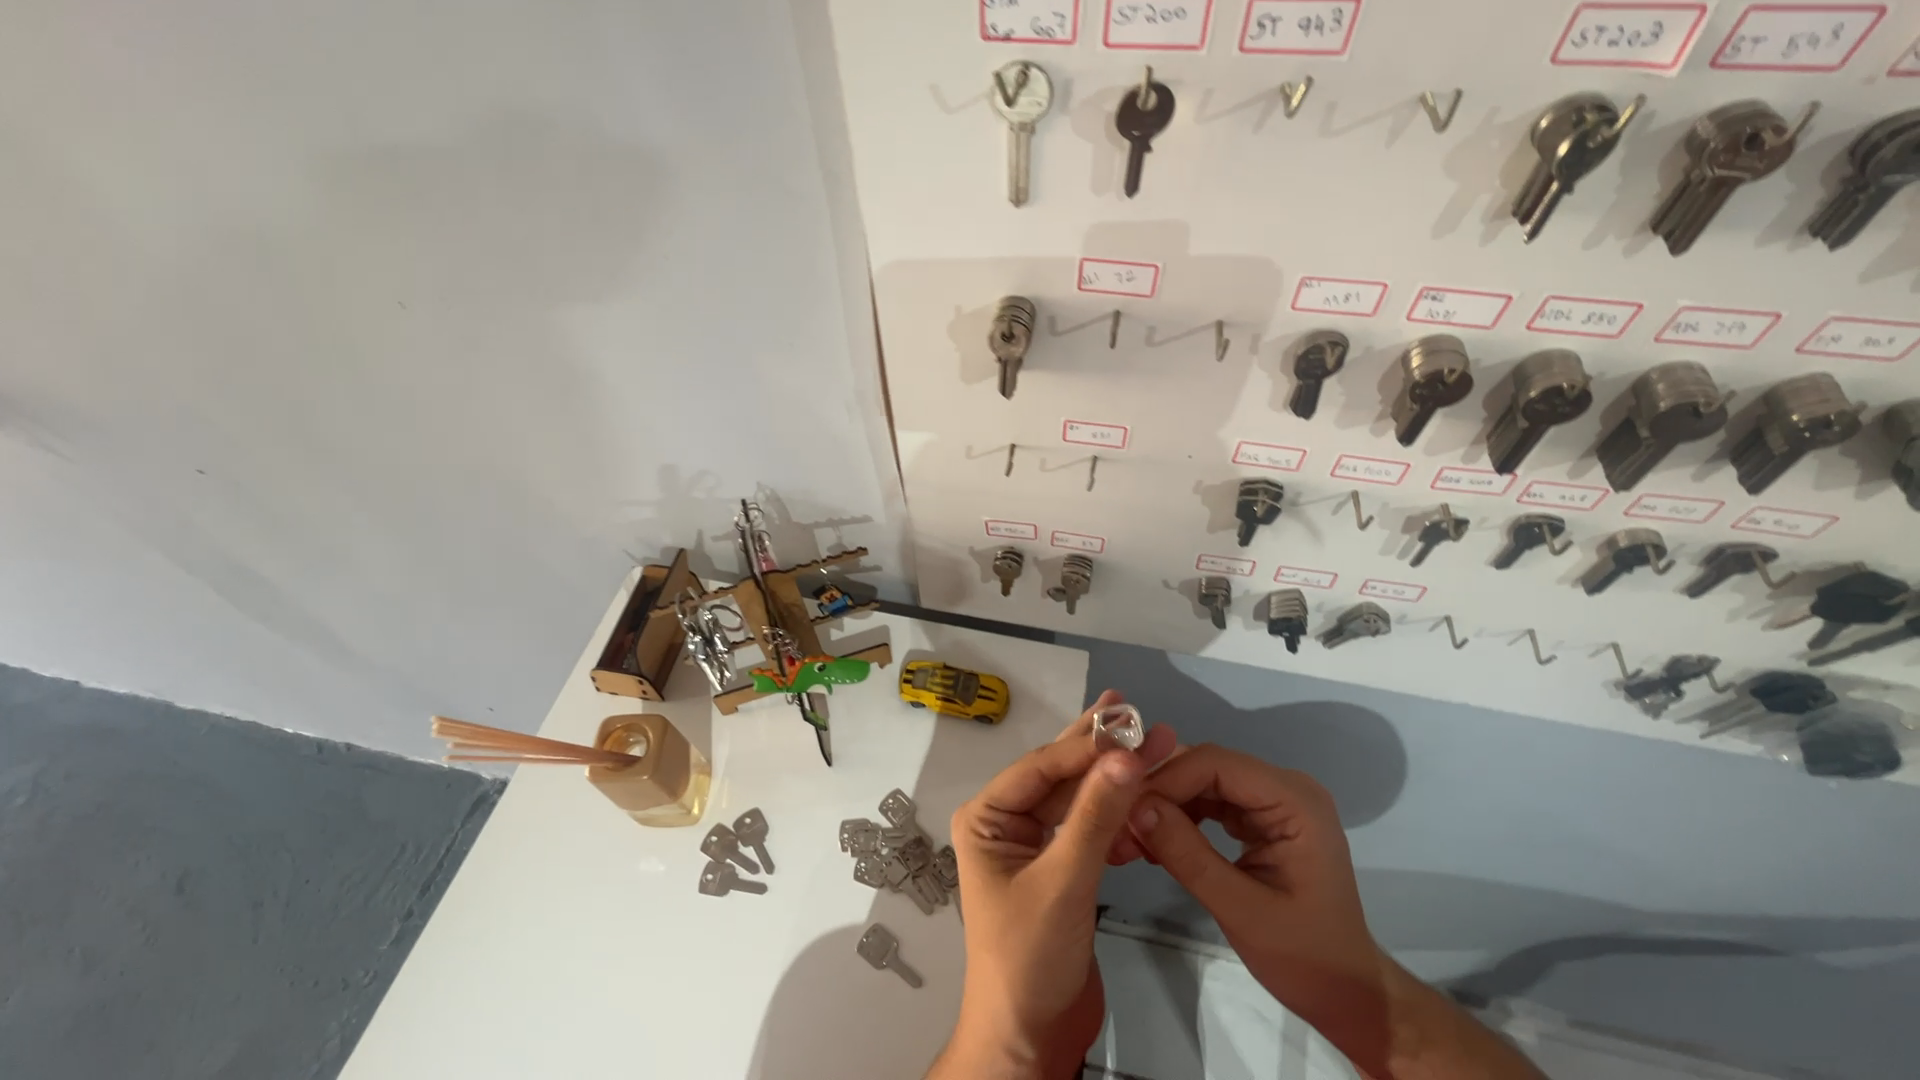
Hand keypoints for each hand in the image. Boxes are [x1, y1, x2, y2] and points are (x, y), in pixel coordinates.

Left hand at [928, 691, 1176, 1079]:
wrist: (1031, 1033)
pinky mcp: (1059, 867)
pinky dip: (1117, 816)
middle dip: (1102, 749)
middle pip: (1059, 774)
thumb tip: (1126, 756)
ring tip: (1157, 746)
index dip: (1089, 746)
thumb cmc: (1031, 957)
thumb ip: (1094, 817)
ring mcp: (1033, 844)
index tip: (1136, 725)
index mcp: (987, 818)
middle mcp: (1006, 822)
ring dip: (1116, 780)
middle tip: (1142, 715)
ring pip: (1078, 798)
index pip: (1041, 767)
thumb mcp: (1063, 881)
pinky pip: (1089, 827)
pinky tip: (1145, 800)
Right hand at [1121, 744, 1382, 1018]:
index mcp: (1294, 800)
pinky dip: (1178, 819)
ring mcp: (1272, 802)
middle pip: (1206, 767)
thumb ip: (1188, 855)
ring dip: (1163, 806)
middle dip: (1159, 791)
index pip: (1215, 763)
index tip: (1124, 811)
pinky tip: (1152, 844)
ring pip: (1201, 783)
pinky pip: (1209, 803)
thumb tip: (1134, 808)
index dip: (1166, 779)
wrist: (1345, 992)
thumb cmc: (1304, 955)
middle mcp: (1284, 788)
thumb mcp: (1240, 909)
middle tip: (1117, 825)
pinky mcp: (1259, 819)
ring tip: (1127, 839)